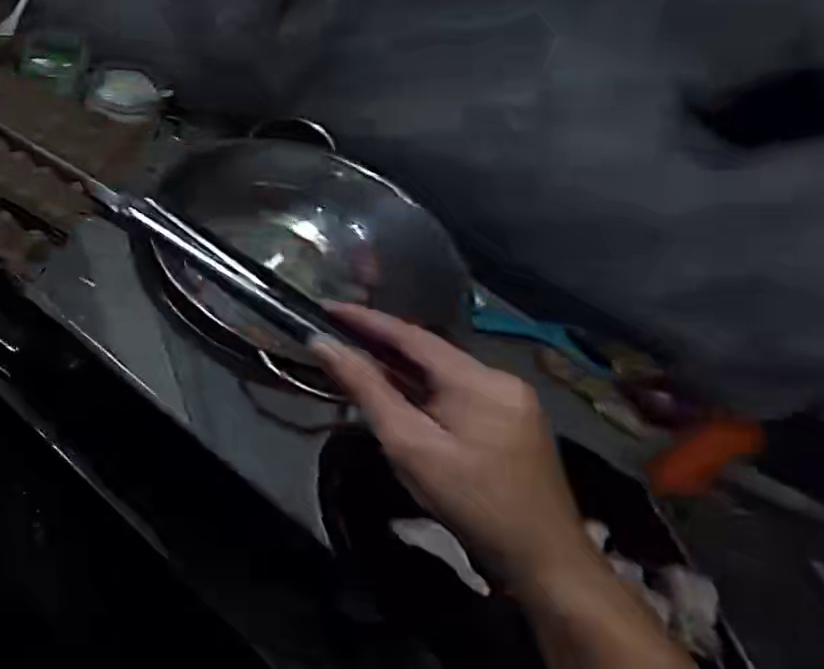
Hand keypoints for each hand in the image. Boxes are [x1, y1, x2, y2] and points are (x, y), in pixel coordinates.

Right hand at [310, 304, 591, 586]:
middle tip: (330, 328)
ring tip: (350, 351)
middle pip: (425, 349)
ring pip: (437, 368)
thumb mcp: (406, 441)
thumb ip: (364, 386)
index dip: (363, 318)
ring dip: (395, 361)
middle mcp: (500, 380)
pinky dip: (416, 381)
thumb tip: (321, 342)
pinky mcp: (509, 418)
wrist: (544, 561)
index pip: (410, 334)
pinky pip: (451, 385)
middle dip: (376, 338)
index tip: (323, 306)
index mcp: (480, 380)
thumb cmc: (470, 497)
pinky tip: (390, 384)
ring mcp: (509, 399)